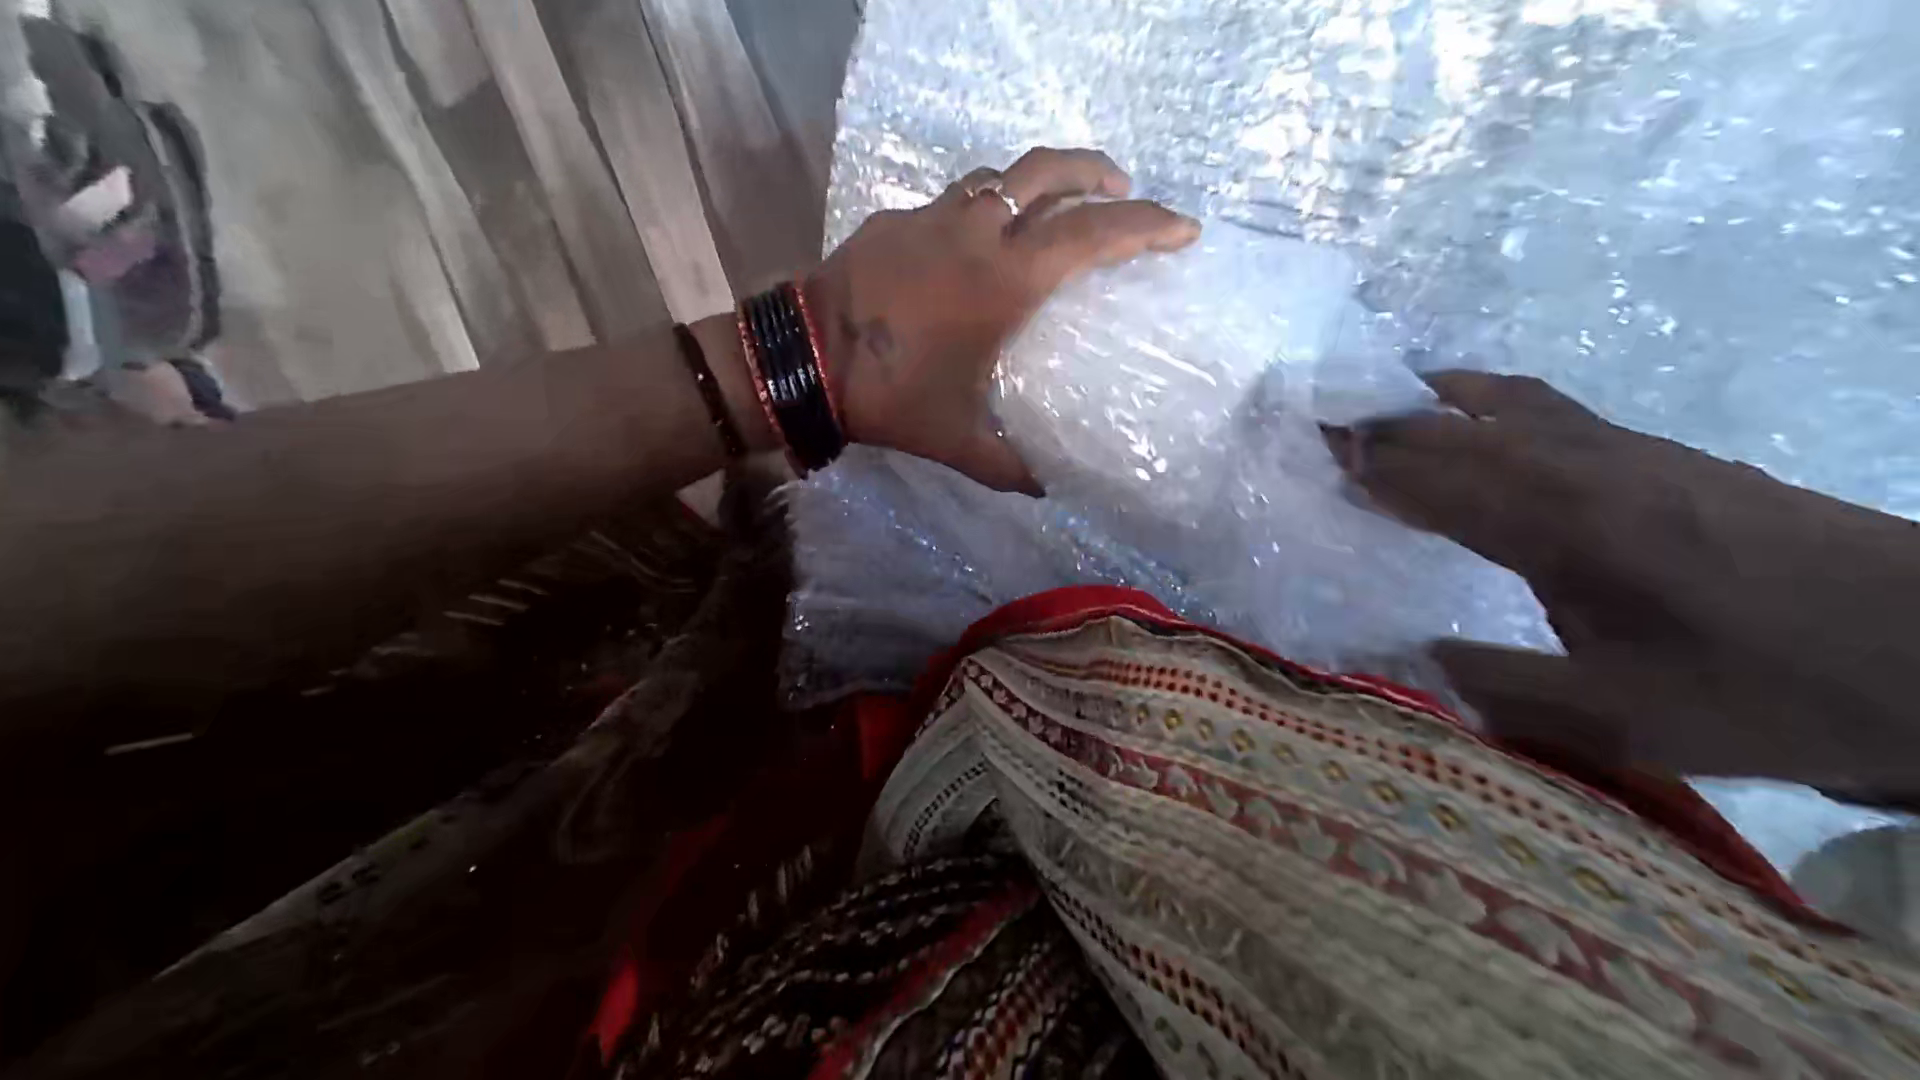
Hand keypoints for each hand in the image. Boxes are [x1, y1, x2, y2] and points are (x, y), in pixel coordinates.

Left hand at [805, 148, 1200, 492]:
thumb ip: (1007, 467)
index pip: (1092, 236)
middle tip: (1121, 186)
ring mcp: (932, 219)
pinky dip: (980, 207)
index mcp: (1004, 281)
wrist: (803, 362)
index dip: (1145, 224)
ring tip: (1053, 207)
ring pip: (998, 176)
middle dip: (1096, 171)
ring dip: (1036, 183)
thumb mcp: (956, 440)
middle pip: (1050, 173)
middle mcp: (975, 234)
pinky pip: (953, 200)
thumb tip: (1044, 491)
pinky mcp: (896, 221)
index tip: (1183, 226)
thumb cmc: (889, 398)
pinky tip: (975, 241)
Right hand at [1325, 371, 1919, 791]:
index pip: (1438, 479)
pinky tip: (1482, 414)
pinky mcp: (1665, 458)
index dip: (1373, 463)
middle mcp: (1585, 473)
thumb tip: (1400, 656)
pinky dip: (1493, 402)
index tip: (1317, 446)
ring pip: (1510, 406)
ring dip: (1438, 402)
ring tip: (1389, 399)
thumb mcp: (1618, 719)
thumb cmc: (1765, 690)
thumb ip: (1492, 684)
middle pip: (1463, 430)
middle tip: (1329, 419)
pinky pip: (1553, 410)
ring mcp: (1630, 455)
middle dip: (1389, 423)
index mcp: (1562, 528)